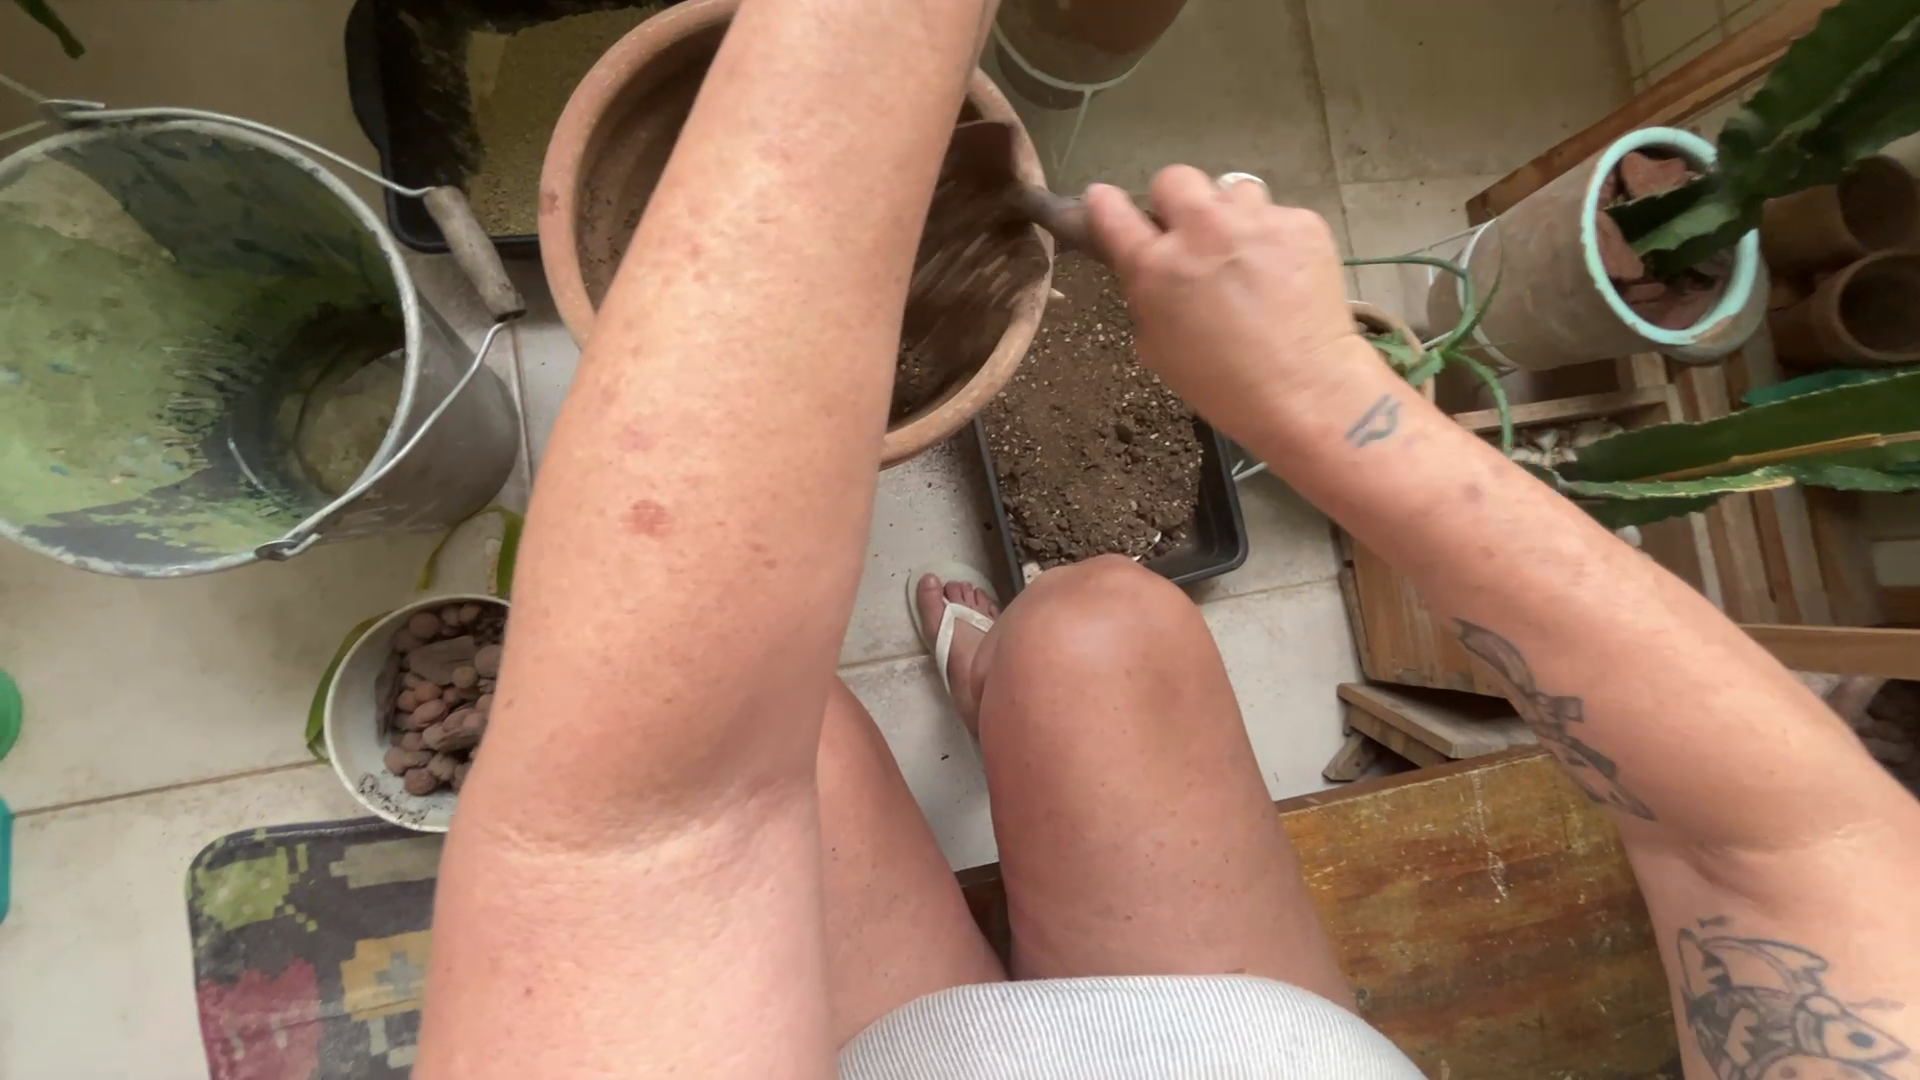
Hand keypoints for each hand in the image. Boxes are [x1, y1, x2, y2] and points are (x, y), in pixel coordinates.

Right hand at [1086, 167, 1374, 441]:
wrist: (1300, 389)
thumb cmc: (1217, 382)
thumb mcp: (1156, 347)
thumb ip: (1146, 296)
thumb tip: (1153, 270)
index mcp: (1154, 267)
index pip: (1112, 213)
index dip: (1104, 204)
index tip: (1104, 202)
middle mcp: (1200, 230)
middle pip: (1174, 179)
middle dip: (1175, 203)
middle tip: (1189, 237)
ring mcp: (1254, 220)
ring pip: (1231, 190)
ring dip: (1229, 216)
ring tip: (1243, 256)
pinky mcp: (1300, 222)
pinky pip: (1275, 215)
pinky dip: (1272, 238)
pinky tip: (1280, 273)